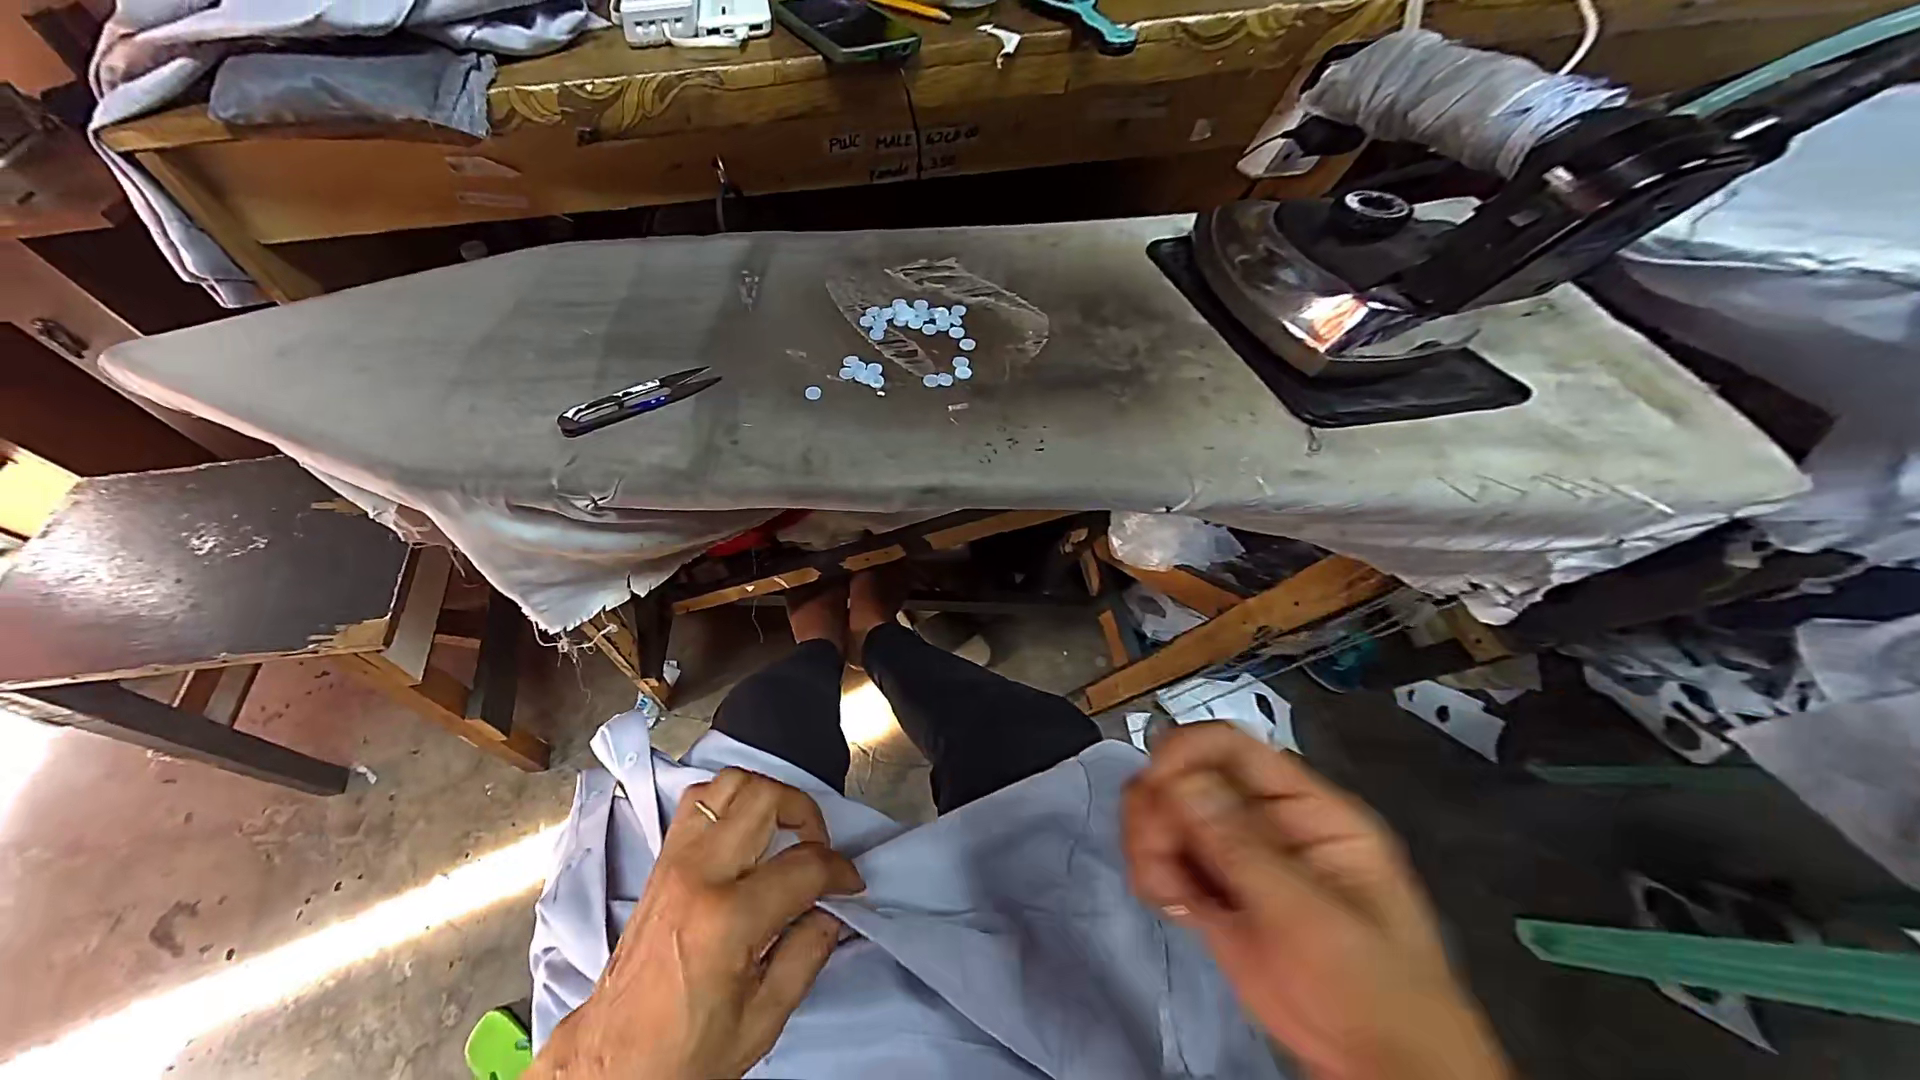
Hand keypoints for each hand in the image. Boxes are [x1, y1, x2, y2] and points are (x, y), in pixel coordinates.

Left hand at [530, 768, 864, 1079]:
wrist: (612, 1063)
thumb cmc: (685, 1050)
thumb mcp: (764, 1019)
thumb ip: (809, 952)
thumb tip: (831, 909)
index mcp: (726, 919)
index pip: (804, 866)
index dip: (840, 871)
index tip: (850, 884)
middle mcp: (698, 874)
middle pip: (767, 798)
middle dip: (808, 815)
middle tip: (819, 850)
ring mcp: (675, 860)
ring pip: (731, 783)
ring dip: (770, 797)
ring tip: (785, 832)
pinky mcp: (662, 860)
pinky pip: (701, 799)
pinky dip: (733, 800)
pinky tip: (748, 830)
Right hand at [1122, 723, 1510, 1079]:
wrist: (1376, 1068)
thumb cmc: (1371, 989)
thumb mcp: (1313, 917)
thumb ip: (1244, 849)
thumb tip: (1180, 781)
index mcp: (1302, 806)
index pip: (1229, 746)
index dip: (1184, 753)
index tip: (1156, 788)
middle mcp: (1260, 816)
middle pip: (1182, 772)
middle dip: (1158, 808)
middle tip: (1161, 857)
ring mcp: (1232, 850)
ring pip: (1162, 809)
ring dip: (1148, 840)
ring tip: (1166, 888)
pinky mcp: (1210, 886)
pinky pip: (1159, 853)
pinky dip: (1150, 869)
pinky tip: (1169, 902)